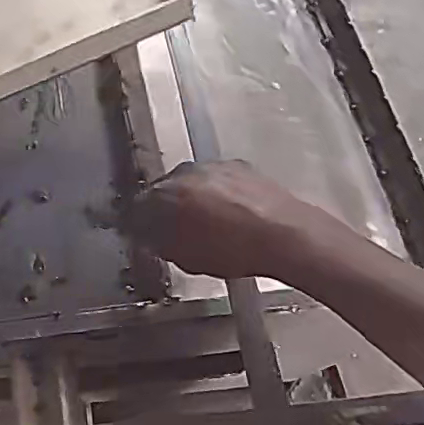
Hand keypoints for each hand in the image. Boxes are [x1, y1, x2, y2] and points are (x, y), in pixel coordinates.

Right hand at [126, 161, 345, 280]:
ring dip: (193, 200)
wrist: (285, 234)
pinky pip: (217, 182)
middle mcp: (186, 172)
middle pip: (164, 190)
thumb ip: (161, 243)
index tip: (143, 234)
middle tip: (174, 232)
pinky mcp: (240, 166)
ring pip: (192, 183)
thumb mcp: (187, 257)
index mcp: (166, 194)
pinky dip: (217, 196)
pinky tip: (229, 216)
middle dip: (165, 209)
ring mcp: (214, 167)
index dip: (139, 224)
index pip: (138, 206)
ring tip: (206, 227)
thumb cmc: (236, 250)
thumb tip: (151, 237)